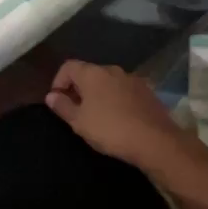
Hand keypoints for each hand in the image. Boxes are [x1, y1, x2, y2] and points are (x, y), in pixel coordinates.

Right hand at [46, 60, 204, 170]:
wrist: (156, 141)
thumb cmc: (111, 129)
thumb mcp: (79, 122)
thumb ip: (63, 106)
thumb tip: (51, 96)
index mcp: (92, 73)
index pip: (68, 66)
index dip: (58, 81)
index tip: (57, 101)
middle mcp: (112, 69)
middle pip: (88, 73)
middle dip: (79, 89)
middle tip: (76, 111)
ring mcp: (132, 79)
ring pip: (108, 82)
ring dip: (99, 94)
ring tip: (97, 116)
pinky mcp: (147, 92)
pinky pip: (124, 91)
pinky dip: (116, 99)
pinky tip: (119, 118)